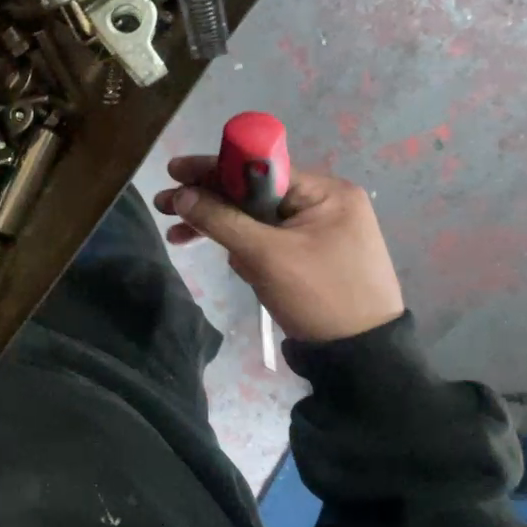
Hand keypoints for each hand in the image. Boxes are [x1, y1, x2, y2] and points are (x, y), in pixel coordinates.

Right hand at [151, 156, 403, 342]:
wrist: (362, 357)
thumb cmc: (320, 296)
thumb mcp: (265, 256)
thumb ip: (220, 220)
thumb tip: (180, 195)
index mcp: (325, 193)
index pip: (257, 169)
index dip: (212, 169)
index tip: (174, 172)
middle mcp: (323, 202)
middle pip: (251, 192)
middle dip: (207, 200)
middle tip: (163, 205)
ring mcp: (317, 229)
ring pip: (253, 217)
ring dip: (217, 225)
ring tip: (177, 235)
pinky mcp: (308, 252)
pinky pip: (264, 237)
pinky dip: (238, 243)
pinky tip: (217, 253)